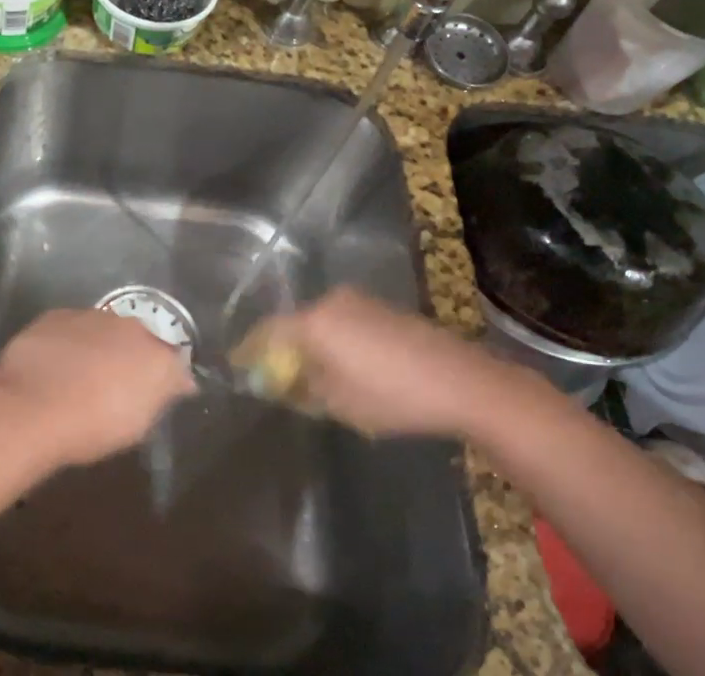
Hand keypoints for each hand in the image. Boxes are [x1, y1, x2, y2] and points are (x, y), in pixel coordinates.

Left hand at [0, 309, 194, 465]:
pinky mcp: (54, 316)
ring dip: (97, 347)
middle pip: (136, 339)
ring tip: (79, 376)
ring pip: (101, 330)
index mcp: (156, 354)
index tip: (158, 393)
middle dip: (130, 356)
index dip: (165, 377)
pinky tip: (54, 364)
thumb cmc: (93, 426)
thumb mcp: (139, 425)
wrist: (32, 408)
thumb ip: (159, 395)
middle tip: (114, 384)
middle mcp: (127, 326)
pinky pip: (69, 329)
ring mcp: (89, 317)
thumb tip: (180, 381)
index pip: (171, 360)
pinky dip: (67, 343)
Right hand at [252, 288, 530, 437]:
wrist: (464, 383)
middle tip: (275, 376)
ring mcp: (360, 302)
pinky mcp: (383, 309)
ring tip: (310, 375)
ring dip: (309, 345)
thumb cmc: (392, 396)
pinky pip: (343, 322)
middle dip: (281, 350)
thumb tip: (279, 382)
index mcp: (313, 322)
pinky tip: (343, 365)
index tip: (240, 368)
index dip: (249, 352)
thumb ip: (300, 388)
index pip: (265, 332)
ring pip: (319, 322)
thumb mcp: (337, 403)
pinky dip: (334, 341)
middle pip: (292, 324)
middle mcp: (331, 301)